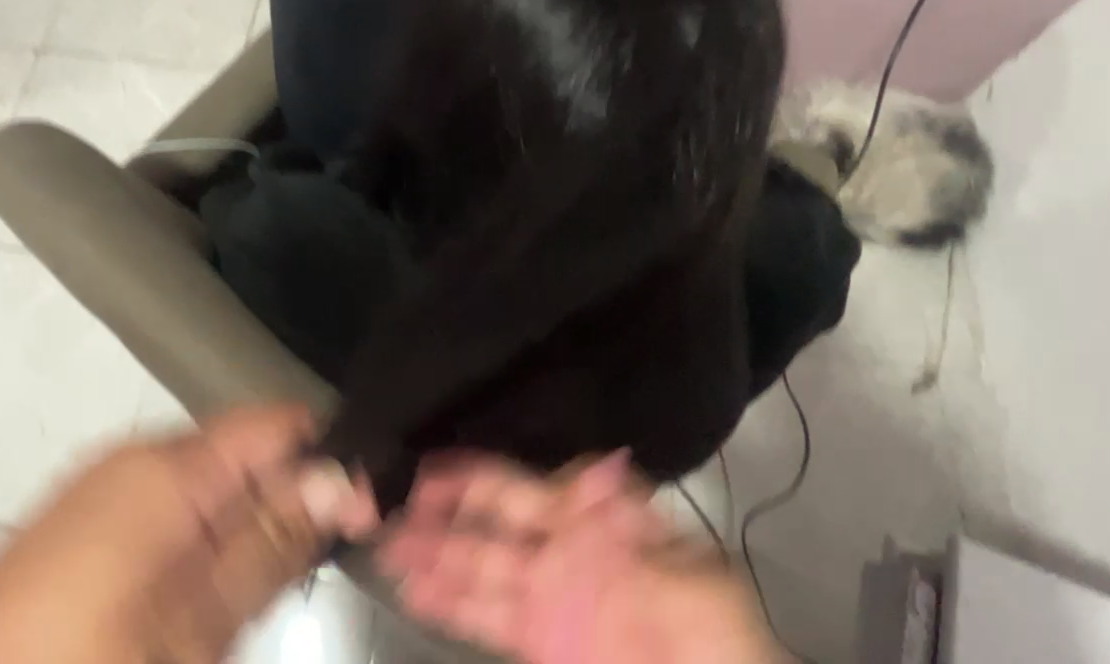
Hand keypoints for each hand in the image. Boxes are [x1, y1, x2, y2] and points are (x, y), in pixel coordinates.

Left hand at [0, 405, 377, 663]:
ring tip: (259, 601)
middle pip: (248, 454)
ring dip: (247, 532)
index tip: (370, 515)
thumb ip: (268, 547)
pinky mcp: (84, 524)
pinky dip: (200, 547)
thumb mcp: (191, 632)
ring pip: (211, 488)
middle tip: (315, 575)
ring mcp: (104, 489)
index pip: (282, 422)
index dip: (334, 459)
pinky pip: (169, 512)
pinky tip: (200, 607)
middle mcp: (136, 459)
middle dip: (290, 502)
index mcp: (166, 467)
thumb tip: (344, 477)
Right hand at [378, 453, 787, 663]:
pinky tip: (417, 591)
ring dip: (434, 555)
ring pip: (480, 568)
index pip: (532, 490)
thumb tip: (593, 471)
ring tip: (387, 542)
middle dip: (443, 510)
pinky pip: (487, 617)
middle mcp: (567, 555)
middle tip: (390, 497)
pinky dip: (450, 603)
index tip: (434, 465)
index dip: (483, 477)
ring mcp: (551, 601)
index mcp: (603, 530)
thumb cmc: (723, 643)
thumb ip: (640, 533)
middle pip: (494, 525)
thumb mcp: (699, 582)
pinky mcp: (541, 641)